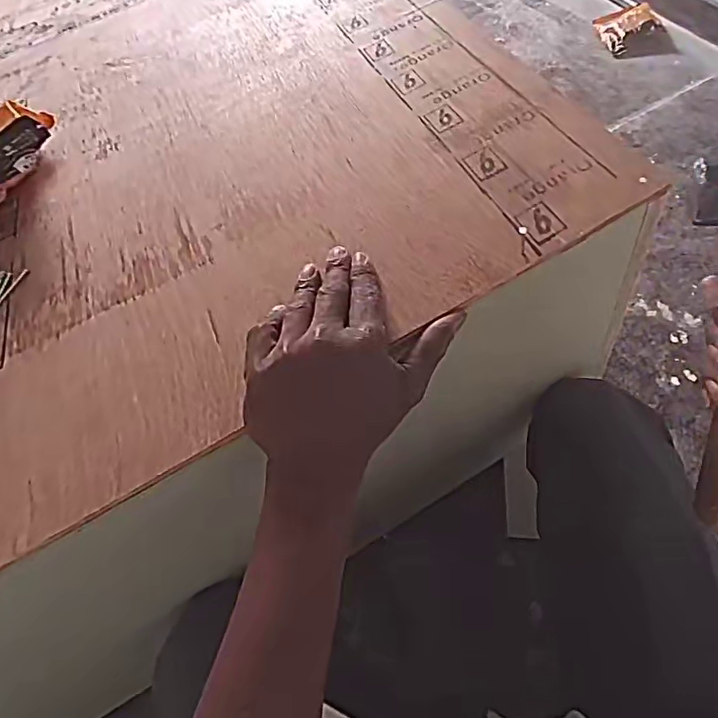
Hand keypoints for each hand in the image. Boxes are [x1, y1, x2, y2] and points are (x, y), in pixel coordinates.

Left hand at [244, 248, 462, 503]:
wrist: (316, 463)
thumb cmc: (366, 428)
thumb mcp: (407, 388)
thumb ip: (431, 348)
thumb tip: (455, 317)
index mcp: (363, 340)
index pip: (364, 294)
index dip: (363, 273)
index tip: (361, 260)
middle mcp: (325, 337)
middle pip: (331, 292)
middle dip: (335, 270)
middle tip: (337, 254)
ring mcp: (290, 349)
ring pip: (298, 305)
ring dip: (306, 284)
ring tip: (310, 271)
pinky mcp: (262, 364)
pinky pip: (265, 330)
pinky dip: (273, 318)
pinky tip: (280, 311)